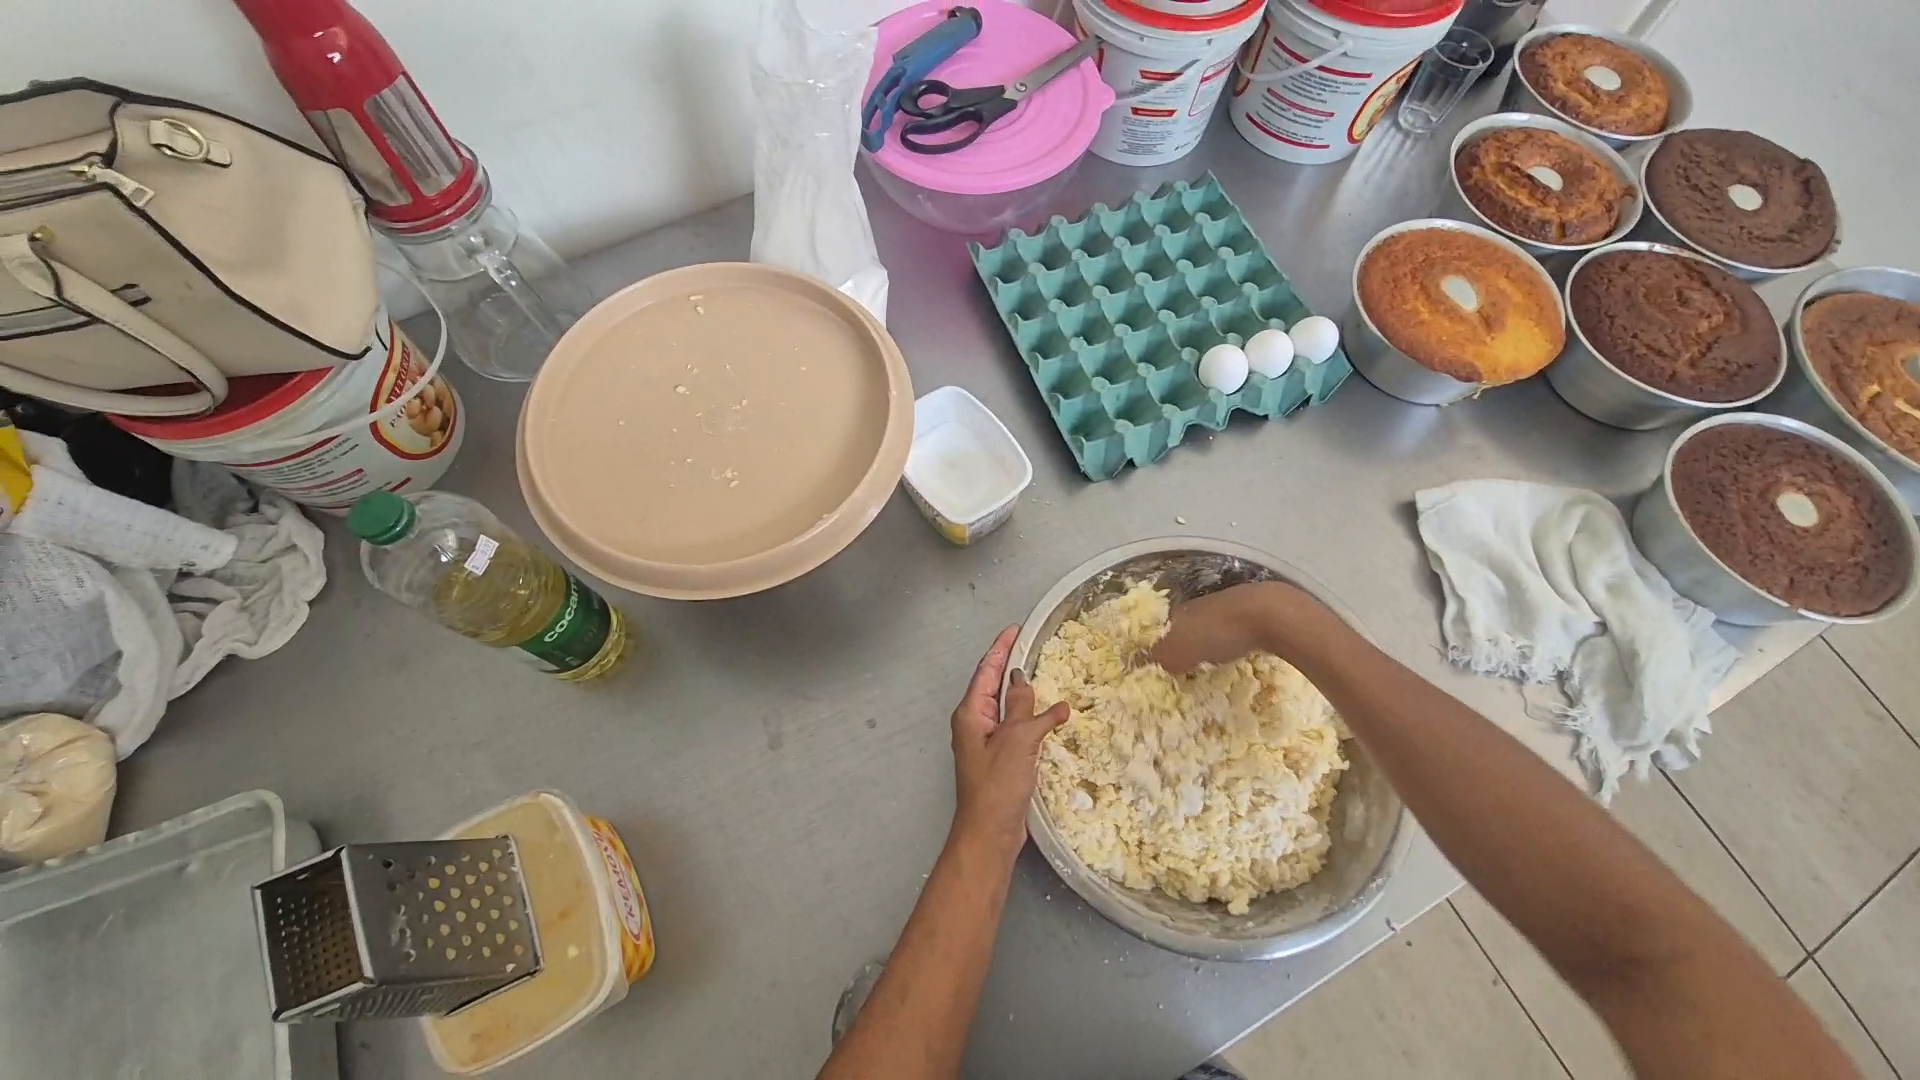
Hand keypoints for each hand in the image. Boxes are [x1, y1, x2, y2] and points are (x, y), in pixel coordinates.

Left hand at [950, 625, 1070, 857]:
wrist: (990, 833)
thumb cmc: (997, 786)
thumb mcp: (1014, 740)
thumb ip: (1023, 707)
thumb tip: (1025, 680)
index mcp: (971, 713)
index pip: (987, 670)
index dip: (1002, 648)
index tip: (1016, 628)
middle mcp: (975, 723)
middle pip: (994, 685)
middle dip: (1012, 665)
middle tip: (1032, 644)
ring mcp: (987, 742)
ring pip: (1007, 707)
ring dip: (1025, 692)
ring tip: (1044, 672)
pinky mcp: (1000, 758)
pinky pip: (1016, 728)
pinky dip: (1033, 718)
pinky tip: (1054, 716)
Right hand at [1151, 581, 1339, 673]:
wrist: (1269, 614)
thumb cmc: (1217, 633)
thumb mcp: (1177, 652)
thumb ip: (1158, 657)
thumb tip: (1142, 662)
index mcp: (1176, 613)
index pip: (1158, 630)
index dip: (1157, 648)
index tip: (1159, 667)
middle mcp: (1197, 607)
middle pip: (1183, 628)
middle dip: (1182, 646)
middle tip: (1183, 670)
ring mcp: (1226, 608)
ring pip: (1209, 628)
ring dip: (1207, 645)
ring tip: (1209, 665)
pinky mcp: (1251, 614)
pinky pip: (1232, 632)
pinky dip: (1230, 644)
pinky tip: (1235, 654)